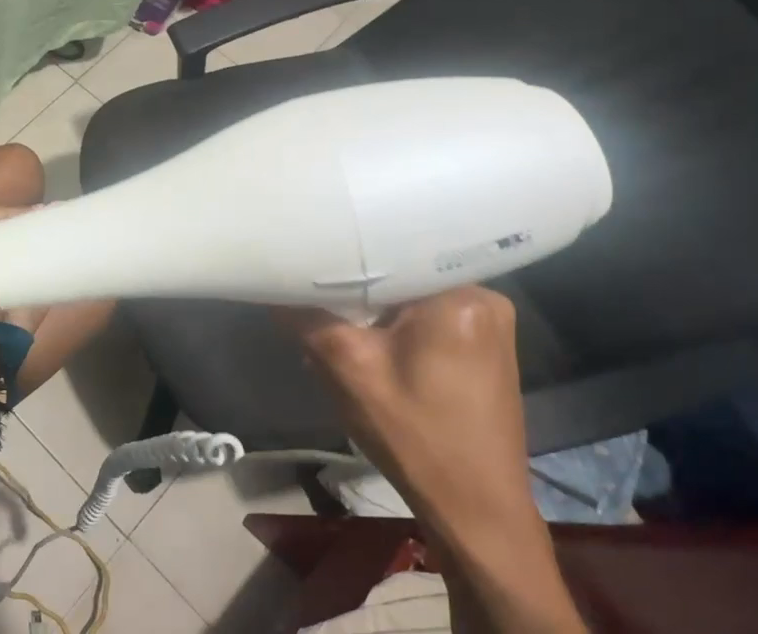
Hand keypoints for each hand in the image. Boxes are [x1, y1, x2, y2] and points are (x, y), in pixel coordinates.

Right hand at [284, 288, 586, 632]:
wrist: (475, 506)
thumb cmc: (415, 435)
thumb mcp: (344, 368)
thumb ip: (305, 316)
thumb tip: (269, 281)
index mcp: (460, 296)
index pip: (386, 252)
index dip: (338, 256)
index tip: (300, 260)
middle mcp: (483, 298)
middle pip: (396, 273)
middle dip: (352, 290)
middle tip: (310, 301)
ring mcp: (488, 325)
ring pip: (406, 297)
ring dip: (369, 310)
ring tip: (333, 324)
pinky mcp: (483, 348)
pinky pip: (422, 318)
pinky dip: (390, 326)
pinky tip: (365, 345)